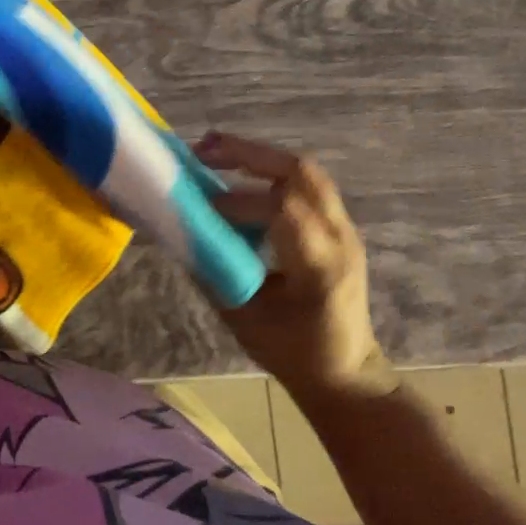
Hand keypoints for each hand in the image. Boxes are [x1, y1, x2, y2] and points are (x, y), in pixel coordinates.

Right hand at [194, 132, 396, 405]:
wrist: (348, 374)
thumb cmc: (292, 352)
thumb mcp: (242, 317)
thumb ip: (213, 268)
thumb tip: (177, 229)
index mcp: (319, 267)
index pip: (282, 209)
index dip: (237, 199)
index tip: (203, 207)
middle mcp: (340, 239)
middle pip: (300, 173)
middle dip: (248, 154)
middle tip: (202, 150)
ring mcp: (344, 231)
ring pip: (305, 172)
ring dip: (258, 157)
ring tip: (214, 153)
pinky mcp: (338, 229)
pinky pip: (305, 185)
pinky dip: (268, 172)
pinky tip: (238, 177)